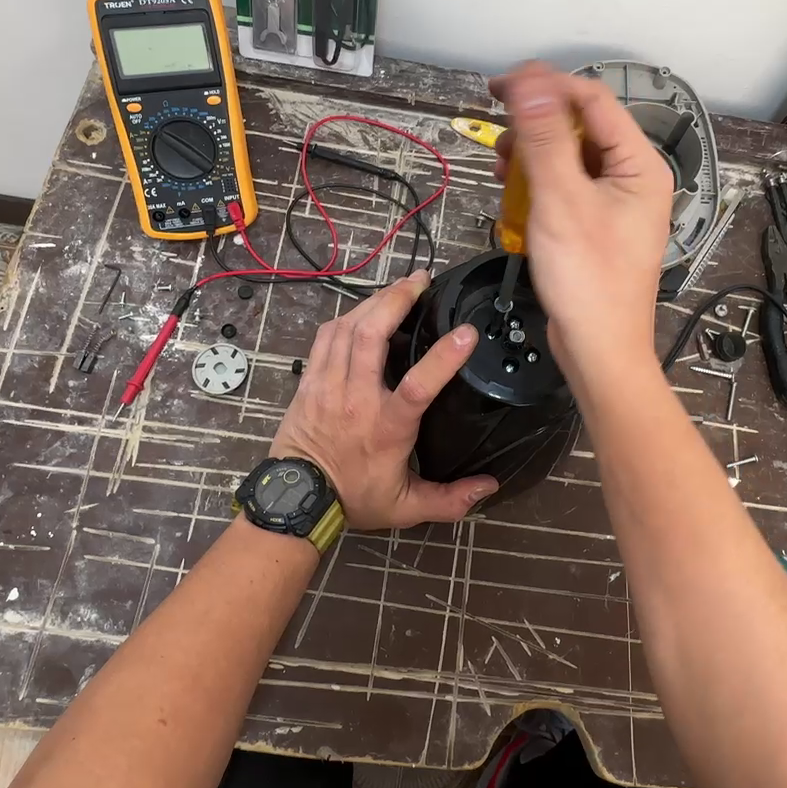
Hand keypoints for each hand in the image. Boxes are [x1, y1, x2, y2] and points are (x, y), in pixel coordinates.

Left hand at [271, 271, 498, 528]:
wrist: (295, 500)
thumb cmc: (355, 499)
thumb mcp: (406, 507)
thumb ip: (450, 500)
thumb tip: (491, 487)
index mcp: (386, 428)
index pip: (418, 386)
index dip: (443, 357)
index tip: (467, 331)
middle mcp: (356, 398)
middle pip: (371, 336)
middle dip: (397, 300)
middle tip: (422, 280)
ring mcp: (328, 385)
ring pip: (347, 328)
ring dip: (374, 301)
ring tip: (398, 287)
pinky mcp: (309, 380)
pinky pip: (326, 336)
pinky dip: (347, 316)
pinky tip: (363, 310)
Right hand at [488, 62, 673, 383]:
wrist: (598, 350)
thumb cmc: (587, 280)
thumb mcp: (561, 201)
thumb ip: (545, 138)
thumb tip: (529, 82)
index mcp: (640, 165)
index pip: (592, 101)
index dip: (545, 86)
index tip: (498, 87)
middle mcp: (632, 177)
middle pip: (580, 127)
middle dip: (535, 125)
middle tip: (496, 135)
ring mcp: (615, 203)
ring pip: (569, 157)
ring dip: (532, 155)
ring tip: (501, 169)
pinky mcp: (596, 225)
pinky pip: (565, 187)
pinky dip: (538, 184)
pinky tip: (513, 194)